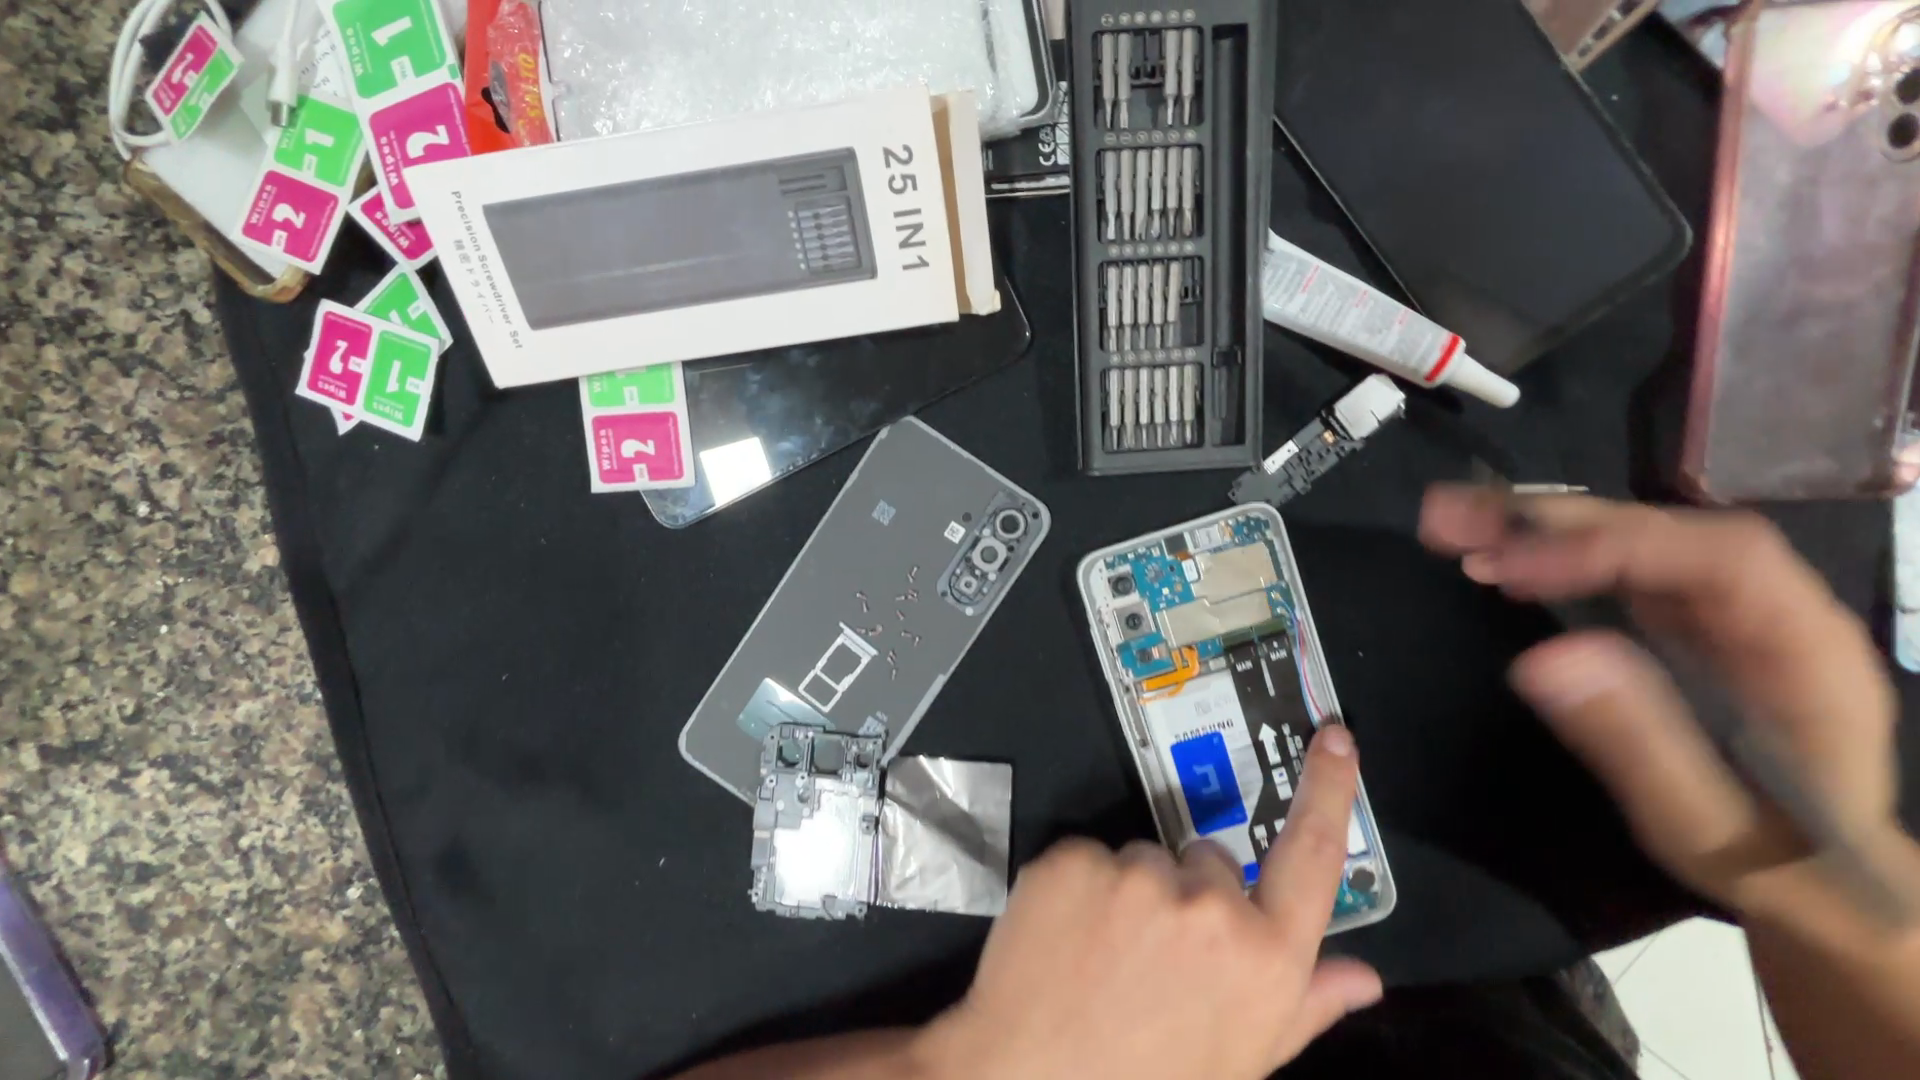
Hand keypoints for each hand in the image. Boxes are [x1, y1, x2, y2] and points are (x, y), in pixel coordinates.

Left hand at [915, 727, 1381, 1079]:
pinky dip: (1082, 885)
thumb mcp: (1243, 1059)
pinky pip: (1092, 854)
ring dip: (1134, 890)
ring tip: (1110, 952)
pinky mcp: (1074, 858)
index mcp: (1265, 957)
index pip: (1312, 855)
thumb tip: (1366, 974)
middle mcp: (1209, 905)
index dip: (1329, 790)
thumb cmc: (1151, 1078)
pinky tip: (1070, 935)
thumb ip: (1306, 1006)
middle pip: (1210, 857)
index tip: (1334, 735)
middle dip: (1192, 891)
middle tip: (1159, 952)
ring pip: (1146, 856)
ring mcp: (1136, 875)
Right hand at [1419, 485, 1907, 923]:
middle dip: (1550, 521)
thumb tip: (1542, 659)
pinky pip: (1609, 571)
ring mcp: (1716, 613)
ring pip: (1626, 541)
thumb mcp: (1704, 821)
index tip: (1509, 567)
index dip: (1610, 547)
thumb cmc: (1772, 860)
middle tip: (1450, 519)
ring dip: (1534, 528)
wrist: (1815, 878)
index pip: (1715, 559)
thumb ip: (1636, 742)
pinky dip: (1544, 556)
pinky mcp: (1675, 624)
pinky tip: (1490, 559)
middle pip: (1660, 533)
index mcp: (1802, 648)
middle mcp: (1763, 610)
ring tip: (1448, 525)